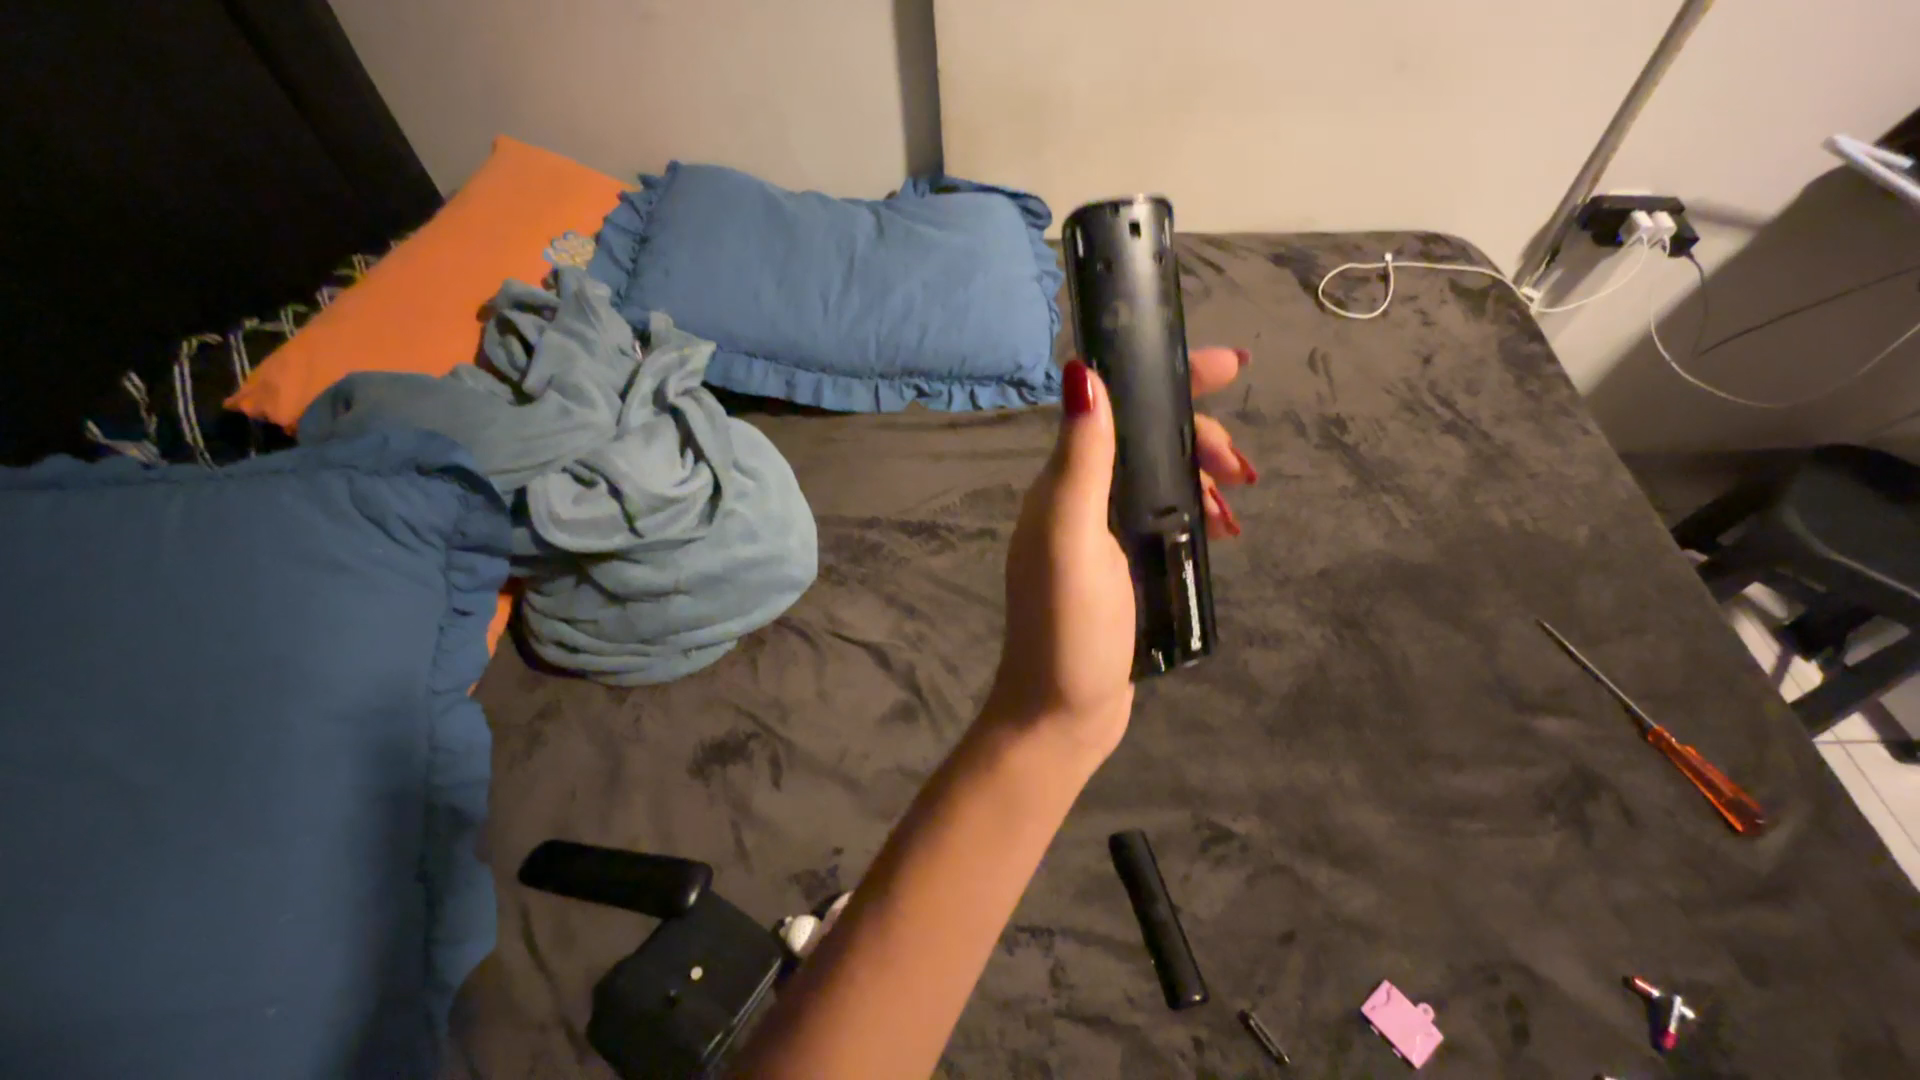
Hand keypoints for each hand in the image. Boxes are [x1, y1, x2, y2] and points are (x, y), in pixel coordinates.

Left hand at [987, 348, 1253, 757]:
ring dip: (1206, 478)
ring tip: (1238, 511)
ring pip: (1164, 478)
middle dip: (1201, 439)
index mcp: (1065, 482)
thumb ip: (1081, 458)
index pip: (1117, 405)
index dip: (1169, 377)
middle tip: (1243, 472)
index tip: (1231, 368)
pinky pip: (1169, 517)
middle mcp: (1082, 498)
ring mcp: (1104, 534)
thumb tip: (1082, 369)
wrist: (1061, 713)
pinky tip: (1223, 533)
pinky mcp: (1125, 566)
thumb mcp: (1072, 537)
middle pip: (1150, 440)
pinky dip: (1200, 514)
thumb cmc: (1067, 628)